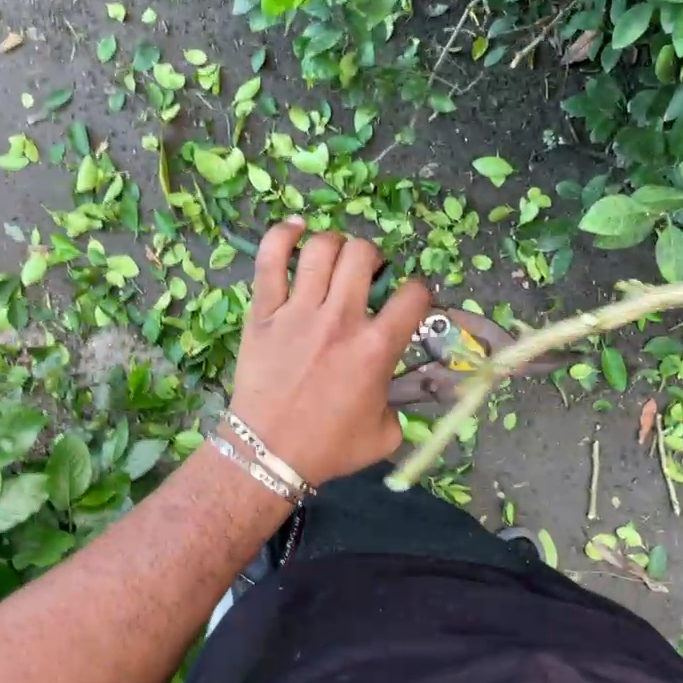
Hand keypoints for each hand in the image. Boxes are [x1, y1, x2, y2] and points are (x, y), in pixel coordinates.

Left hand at [227, 217, 432, 485]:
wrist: (267, 453)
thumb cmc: (329, 448)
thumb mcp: (385, 434)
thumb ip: (400, 403)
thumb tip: (398, 386)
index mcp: (376, 348)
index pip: (413, 295)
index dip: (418, 292)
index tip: (409, 301)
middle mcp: (340, 319)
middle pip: (363, 254)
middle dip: (373, 256)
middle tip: (367, 274)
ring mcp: (298, 311)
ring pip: (321, 248)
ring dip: (335, 245)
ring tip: (335, 259)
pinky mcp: (264, 312)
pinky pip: (270, 259)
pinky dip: (282, 236)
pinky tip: (295, 229)